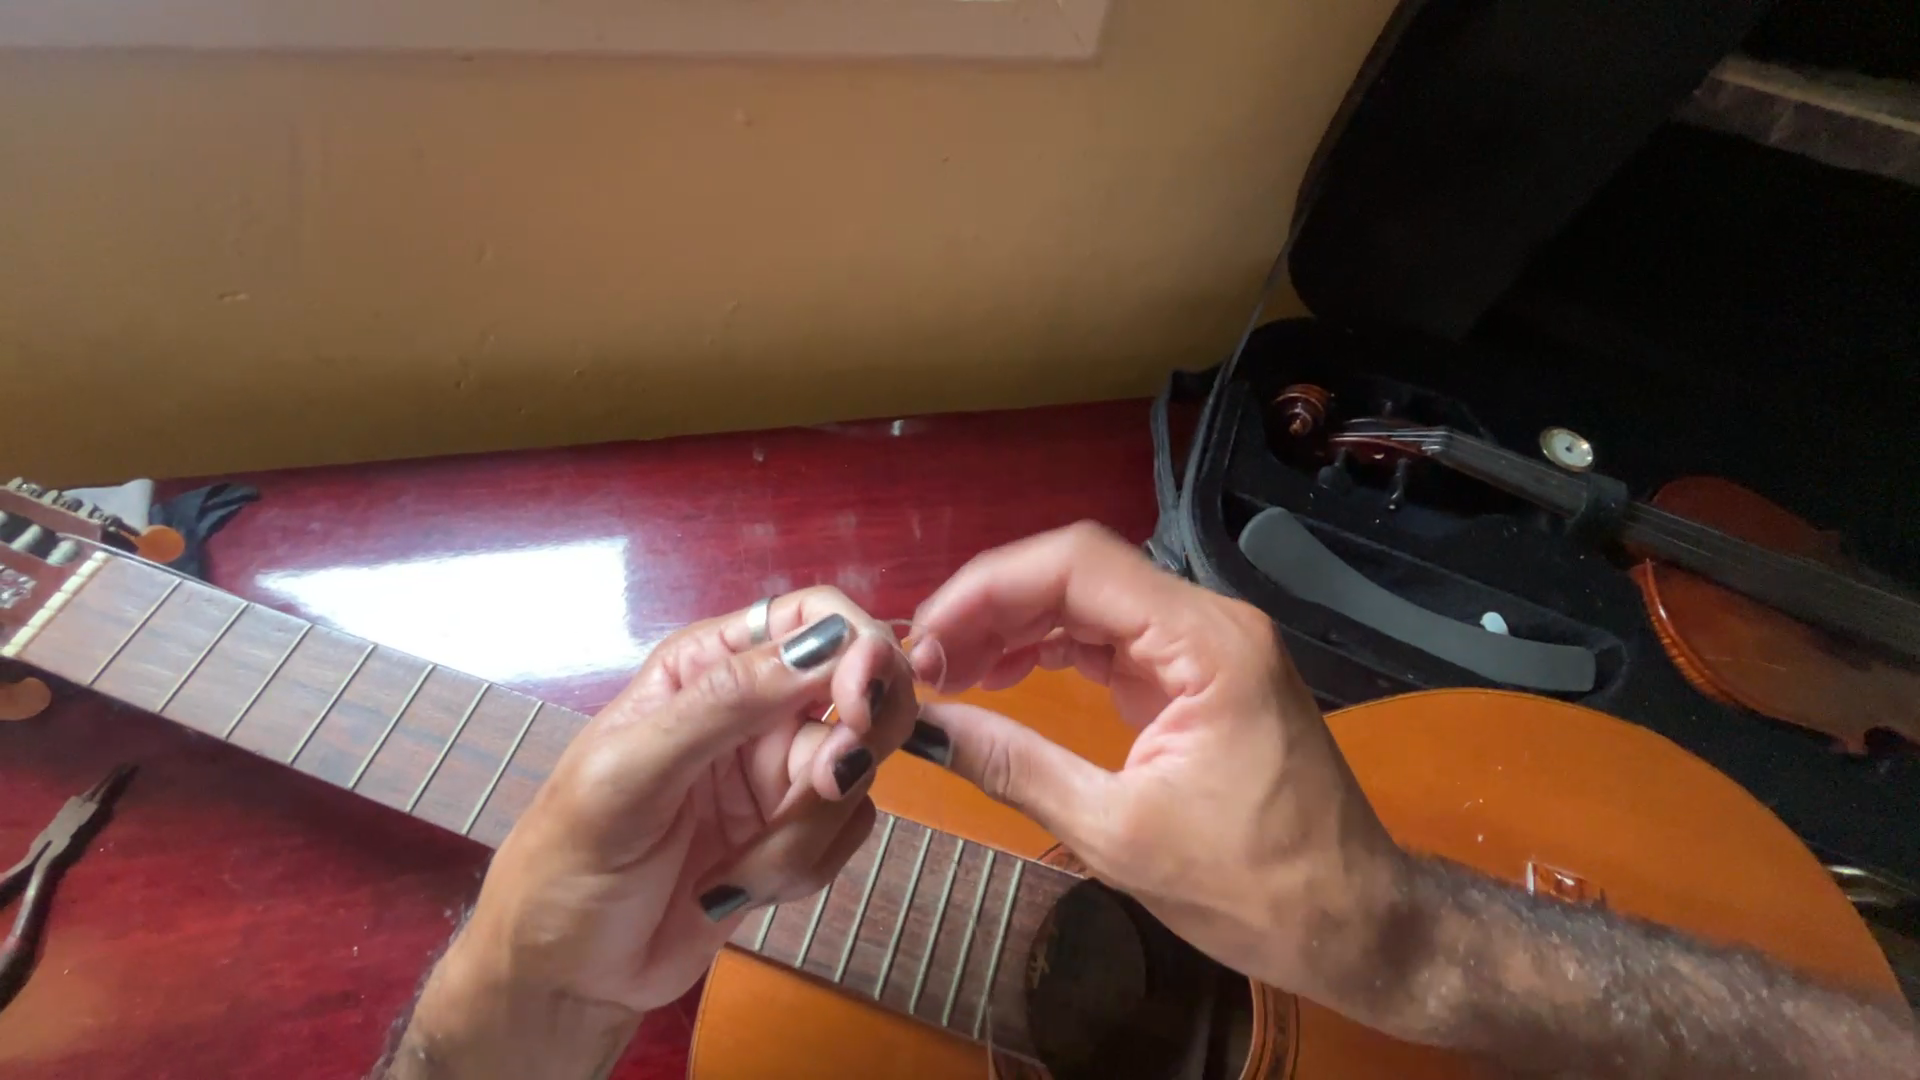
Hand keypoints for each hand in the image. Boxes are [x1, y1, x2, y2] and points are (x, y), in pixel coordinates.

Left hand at [390, 589, 921, 1078]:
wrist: (568, 978)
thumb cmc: (570, 861)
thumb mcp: (630, 772)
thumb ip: (725, 701)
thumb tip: (828, 645)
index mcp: (712, 663)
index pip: (814, 617)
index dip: (856, 647)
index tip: (857, 708)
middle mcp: (761, 705)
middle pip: (865, 686)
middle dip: (855, 741)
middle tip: (822, 784)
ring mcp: (783, 768)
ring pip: (857, 770)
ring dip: (802, 832)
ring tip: (730, 874)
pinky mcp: (801, 828)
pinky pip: (849, 829)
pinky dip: (802, 866)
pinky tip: (736, 888)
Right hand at [908, 524, 1406, 1015]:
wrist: (1355, 922)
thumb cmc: (1255, 888)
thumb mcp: (1119, 835)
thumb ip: (1016, 767)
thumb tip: (928, 728)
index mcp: (1204, 642)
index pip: (1079, 565)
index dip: (990, 589)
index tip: (927, 637)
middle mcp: (1202, 620)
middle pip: (1076, 574)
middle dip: (991, 608)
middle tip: (924, 661)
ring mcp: (1196, 641)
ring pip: (1083, 600)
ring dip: (1011, 626)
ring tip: (947, 670)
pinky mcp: (1185, 669)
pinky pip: (1102, 636)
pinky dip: (1043, 648)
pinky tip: (998, 674)